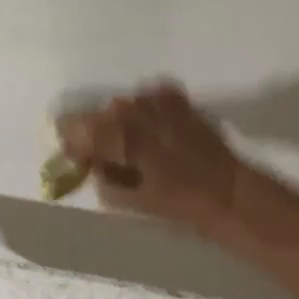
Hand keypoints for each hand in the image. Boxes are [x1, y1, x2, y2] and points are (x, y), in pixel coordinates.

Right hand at [55, 80, 248, 236]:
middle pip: (98, 114)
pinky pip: (147, 99)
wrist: (227, 192)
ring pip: (123, 106)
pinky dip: (147, 114)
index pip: (71, 126)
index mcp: (112, 132)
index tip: (80, 159)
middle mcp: (128, 107)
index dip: (73, 144)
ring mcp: (153, 97)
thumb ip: (101, 178)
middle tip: (112, 157)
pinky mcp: (174, 96)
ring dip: (124, 123)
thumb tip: (92, 164)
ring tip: (140, 147)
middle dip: (100, 134)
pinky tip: (158, 132)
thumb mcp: (127, 199)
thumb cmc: (175, 202)